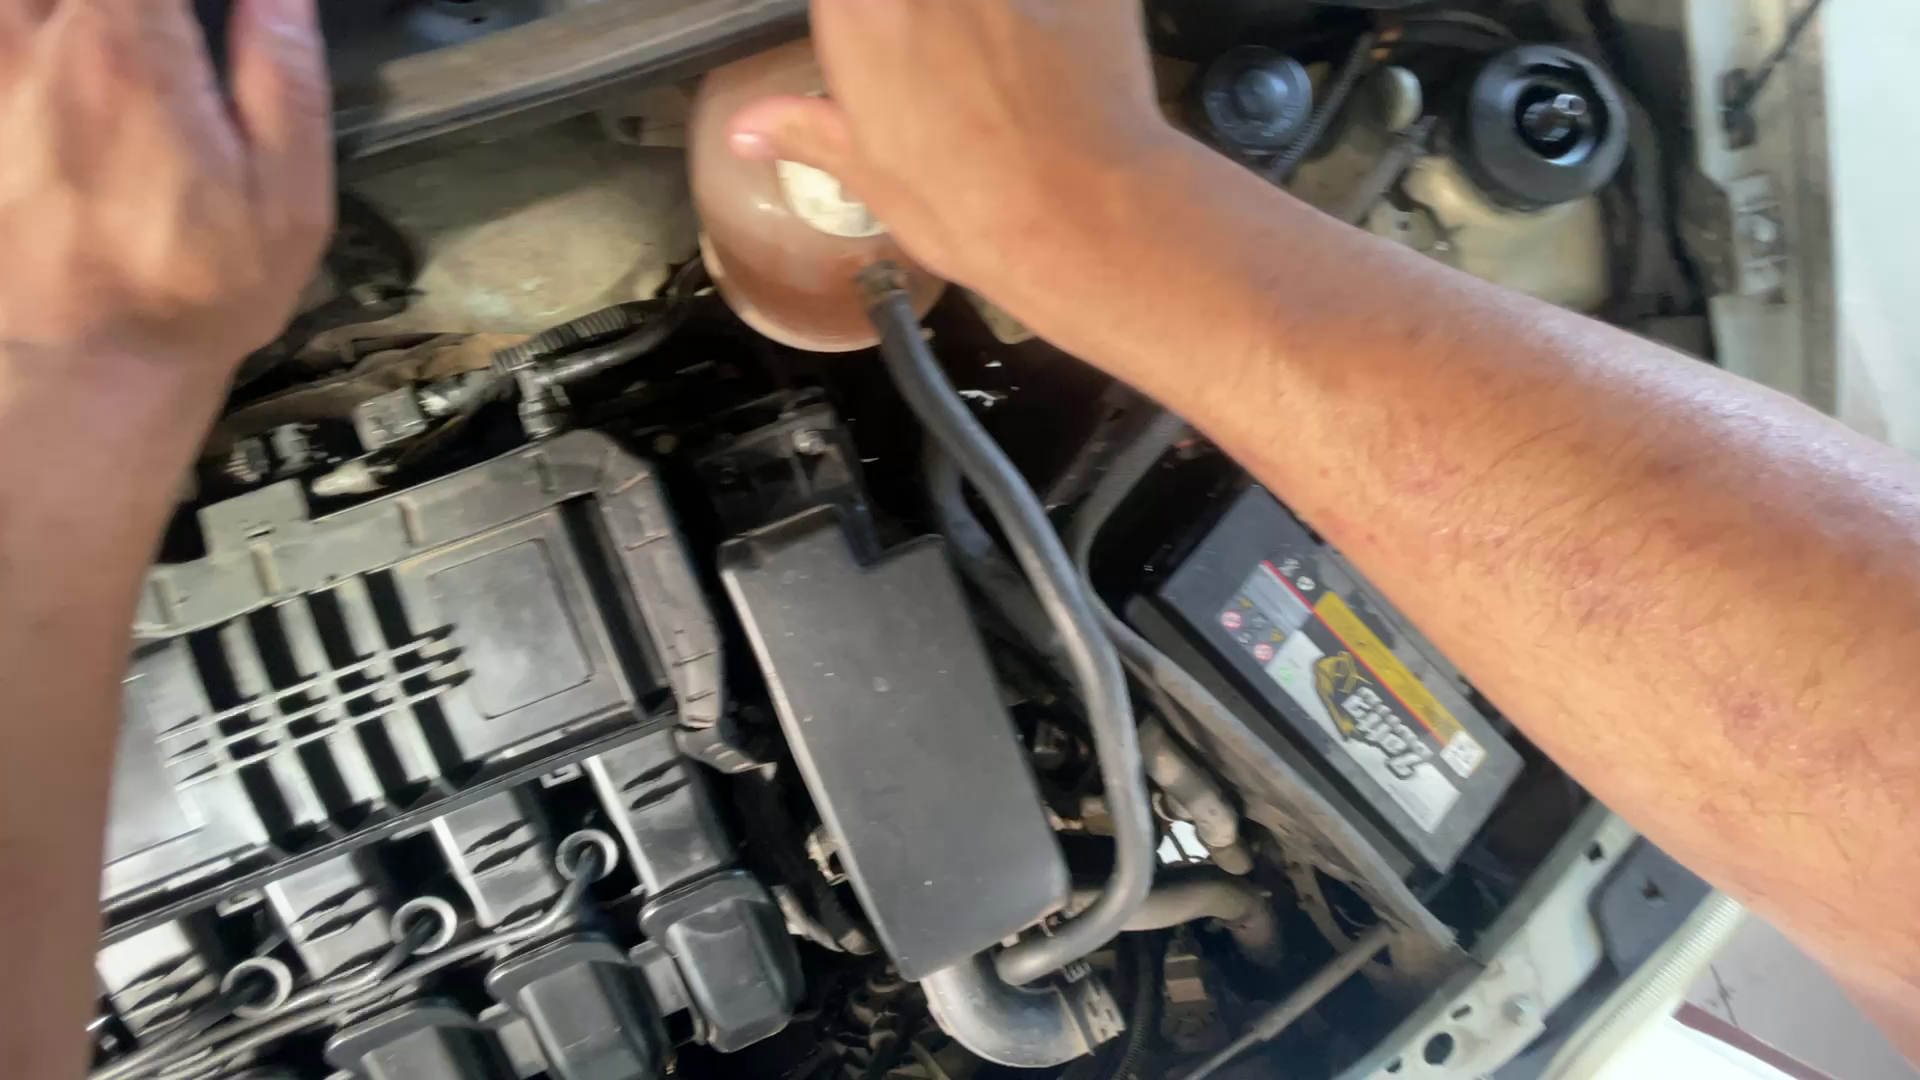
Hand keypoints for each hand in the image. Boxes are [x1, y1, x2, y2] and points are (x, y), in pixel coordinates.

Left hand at [0, 0, 331, 380]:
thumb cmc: (211, 277)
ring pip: (37, 10)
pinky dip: (42, 33)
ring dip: (95, 22)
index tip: (240, 7)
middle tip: (184, 39)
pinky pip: (5, 31)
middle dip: (147, 11)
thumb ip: (283, 87)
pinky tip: (67, 49)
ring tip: (145, 47)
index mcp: (138, 58)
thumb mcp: (289, 200)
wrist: (94, 343)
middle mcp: (45, 39)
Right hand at [725, 0, 1177, 295]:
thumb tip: (748, 130)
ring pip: (986, 8)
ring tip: (998, 78)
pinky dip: (1050, 18)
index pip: (847, 7)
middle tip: (946, 81)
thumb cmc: (970, 208)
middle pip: (916, 7)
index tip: (886, 61)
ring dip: (984, 33)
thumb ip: (808, 130)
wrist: (1076, 220)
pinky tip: (1052, 65)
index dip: (869, 30)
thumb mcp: (875, 179)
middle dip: (928, 35)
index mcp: (858, 10)